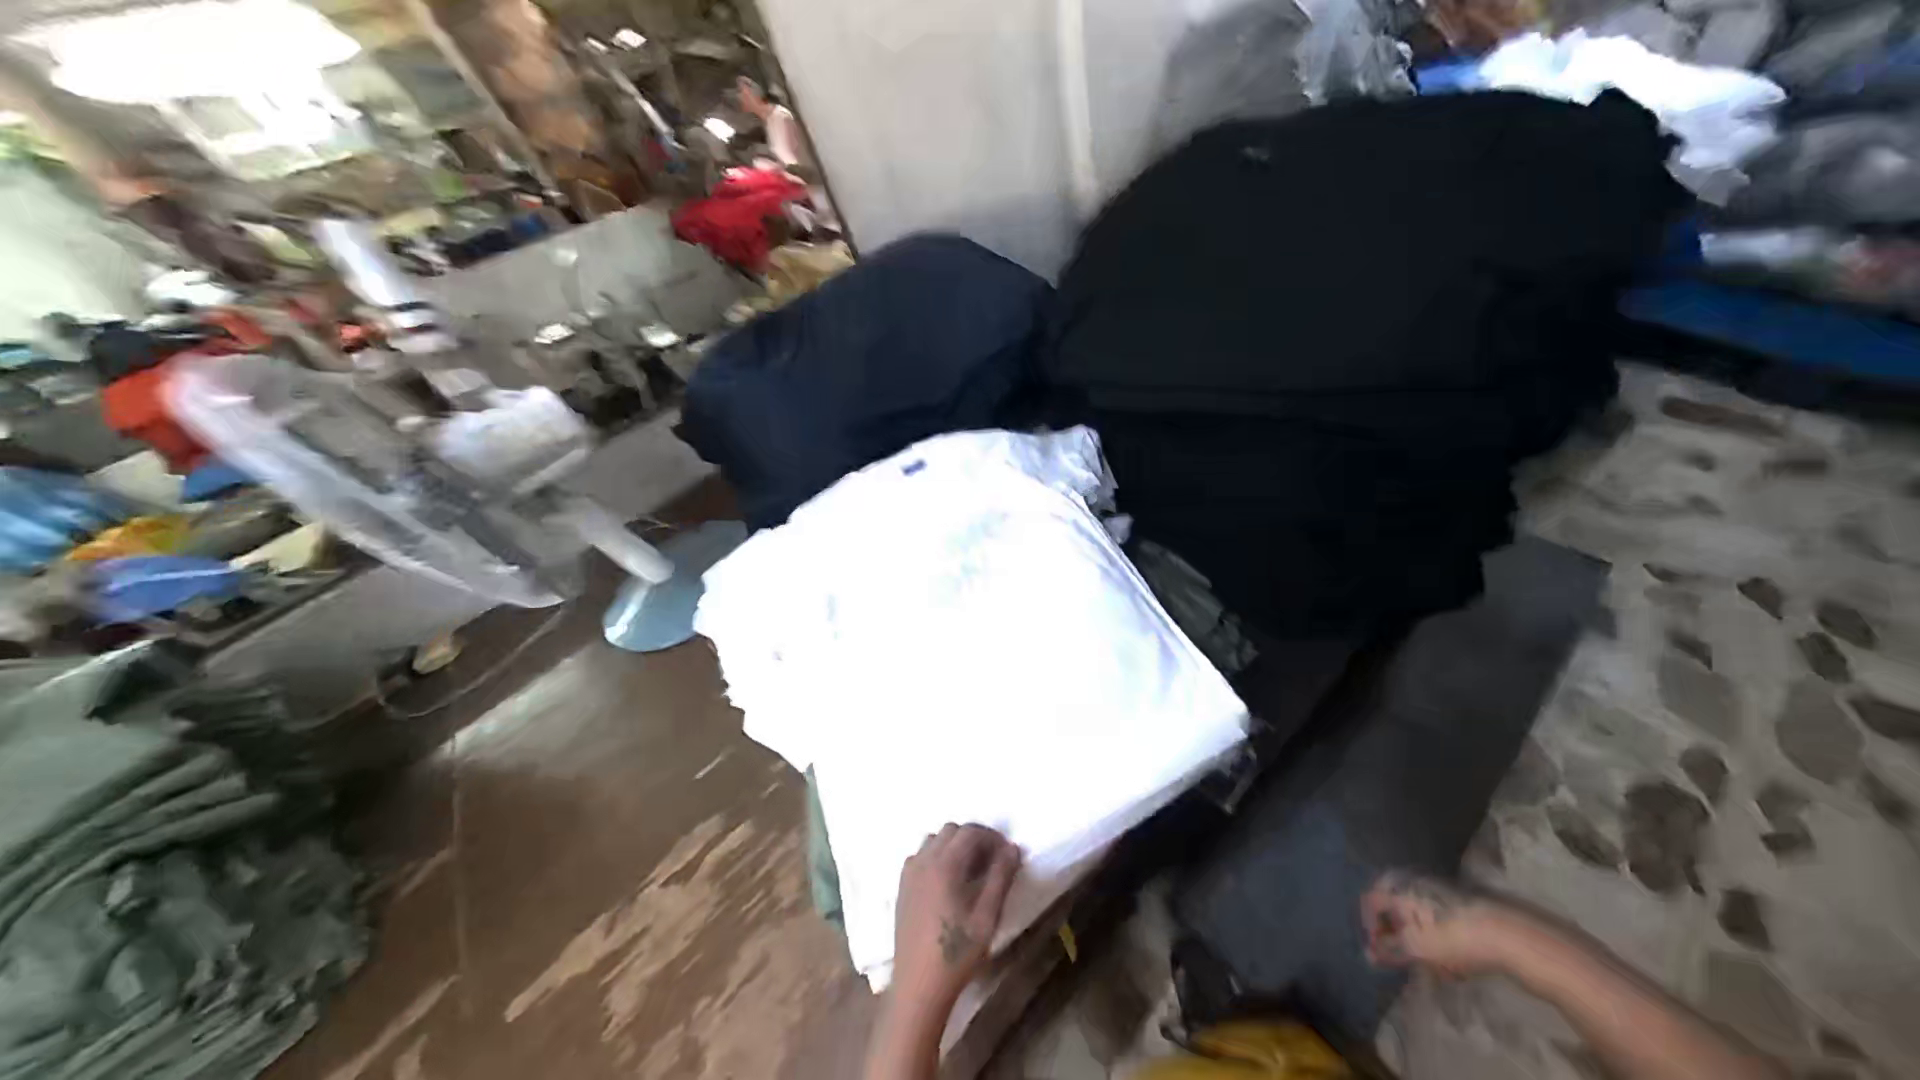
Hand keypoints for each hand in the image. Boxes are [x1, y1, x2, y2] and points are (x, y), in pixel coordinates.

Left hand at [891, 824, 1021, 1014]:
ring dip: (954, 845)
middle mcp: (923, 861)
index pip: (970, 832)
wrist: (919, 986)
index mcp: (944, 865)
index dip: (992, 837)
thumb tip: (1012, 848)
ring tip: (972, 869)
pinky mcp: (902, 887)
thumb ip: (1000, 877)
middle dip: (974, 838)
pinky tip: (949, 881)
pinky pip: (921, 856)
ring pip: (934, 840)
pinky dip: (938, 856)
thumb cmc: (957, 953)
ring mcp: (909, 873)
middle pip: (951, 831)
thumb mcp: (987, 917)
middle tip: (993, 860)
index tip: (1007, 853)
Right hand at [1361, 872, 1539, 977]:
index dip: (1369, 928)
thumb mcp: (1416, 948)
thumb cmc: (1453, 938)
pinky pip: (1436, 919)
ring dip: (1417, 939)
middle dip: (1395, 936)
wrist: (1510, 936)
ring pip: (1415, 915)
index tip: (1379, 952)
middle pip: (1392, 909)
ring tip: (1434, 965)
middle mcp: (1412, 883)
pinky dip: (1436, 937)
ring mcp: (1437, 891)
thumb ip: (1389, 950)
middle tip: (1406, 959)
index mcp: (1397, 888)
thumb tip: (1367, 954)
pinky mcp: (1459, 903)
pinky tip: (1452, 960)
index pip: (1368, 902)